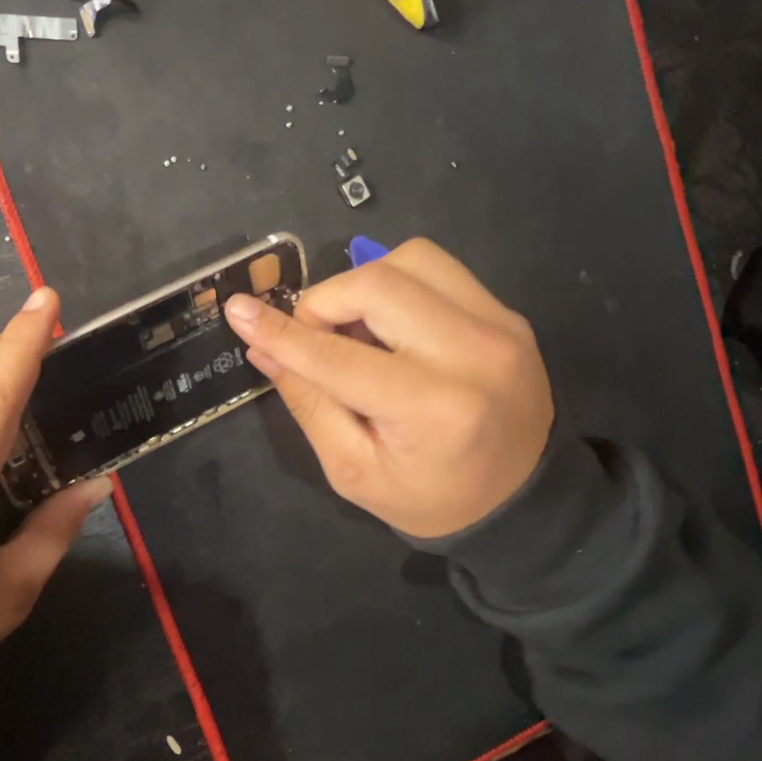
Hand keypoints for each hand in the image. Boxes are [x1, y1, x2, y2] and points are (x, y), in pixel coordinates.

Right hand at [223, 238, 554, 538]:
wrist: (524, 501)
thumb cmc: (430, 497)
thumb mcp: (354, 469)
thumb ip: (308, 402)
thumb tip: (261, 346)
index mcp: (432, 409)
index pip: (337, 356)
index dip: (282, 332)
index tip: (238, 310)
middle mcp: (473, 354)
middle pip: (377, 284)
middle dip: (325, 302)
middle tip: (313, 336)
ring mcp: (499, 326)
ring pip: (410, 260)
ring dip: (363, 284)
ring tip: (355, 329)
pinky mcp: (508, 314)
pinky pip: (438, 269)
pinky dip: (399, 284)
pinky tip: (392, 325)